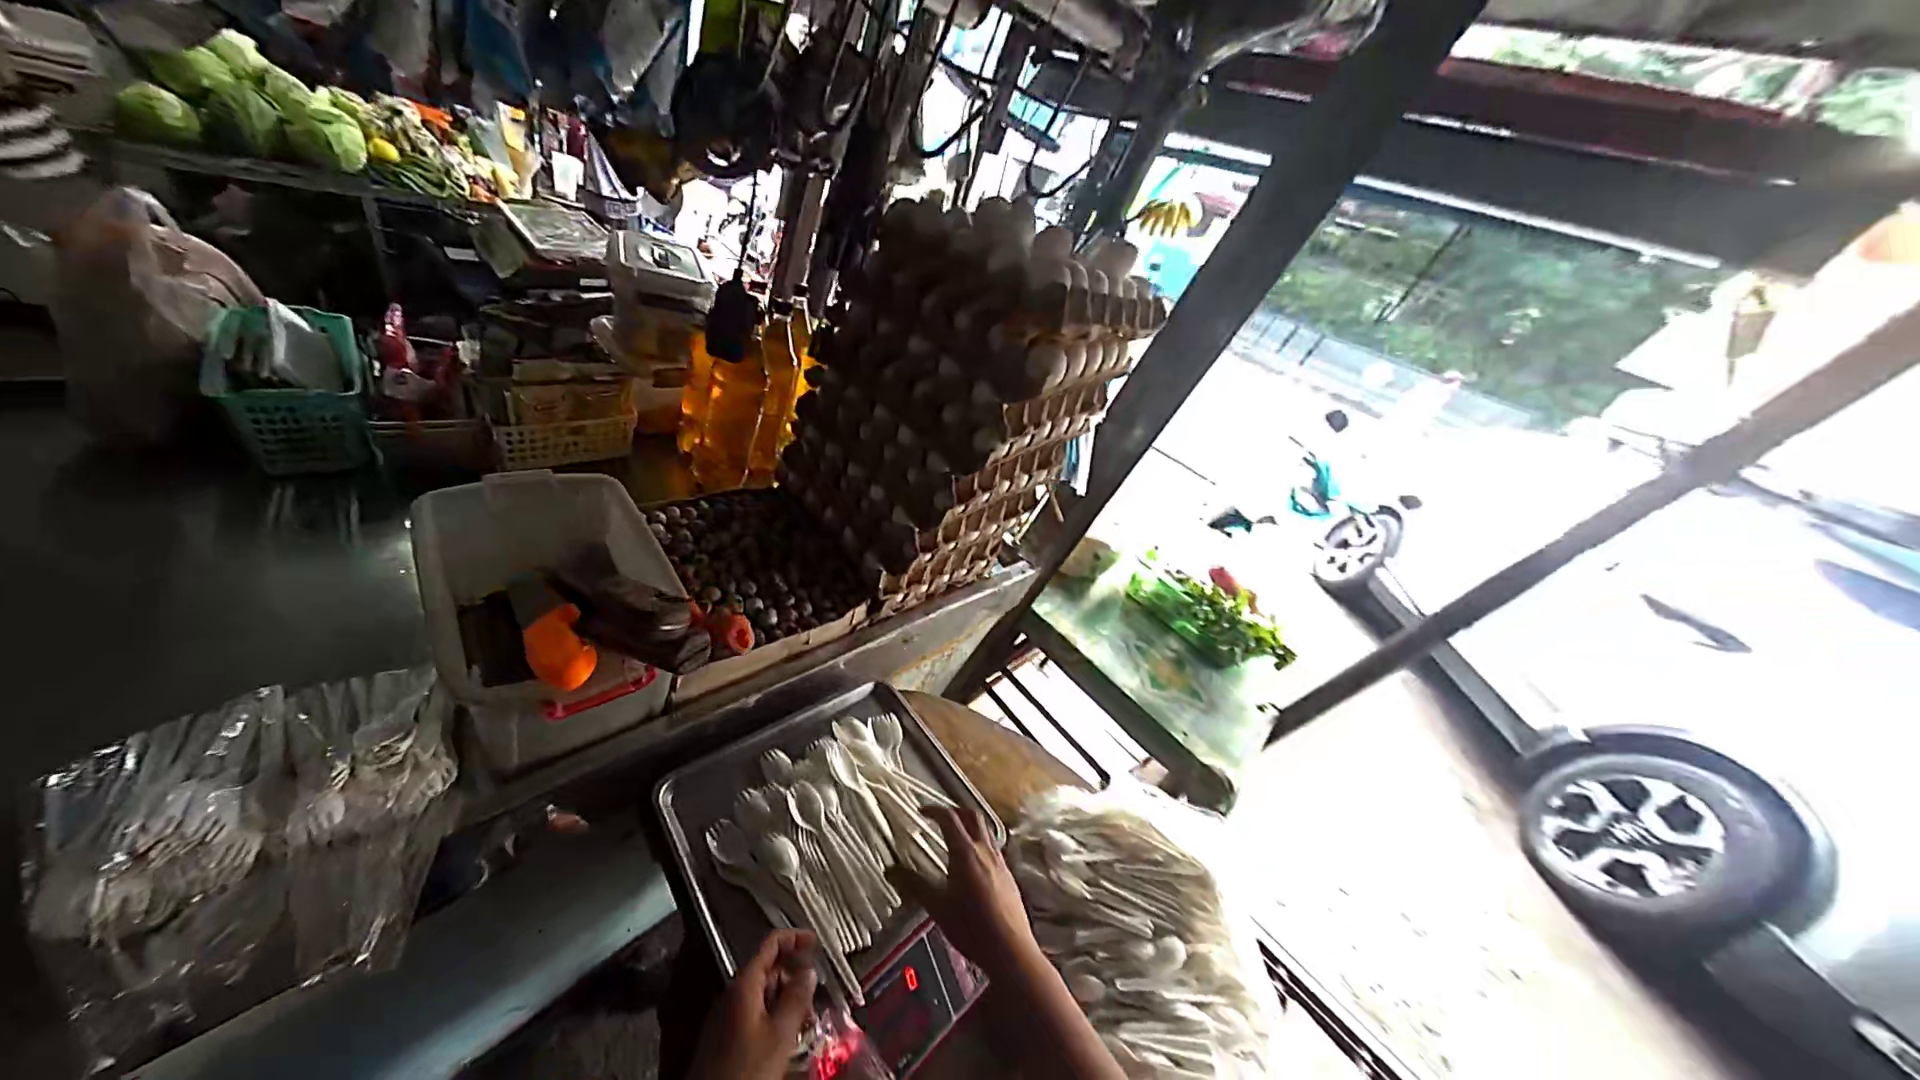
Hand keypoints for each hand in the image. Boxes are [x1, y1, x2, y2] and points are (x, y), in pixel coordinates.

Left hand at [687, 928, 818, 1079]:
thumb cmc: (746, 1070)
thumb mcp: (780, 1034)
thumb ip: (797, 998)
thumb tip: (810, 971)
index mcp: (744, 985)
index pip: (771, 944)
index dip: (795, 937)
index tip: (815, 941)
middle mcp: (732, 993)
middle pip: (767, 968)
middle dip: (794, 974)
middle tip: (815, 988)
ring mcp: (726, 1015)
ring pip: (762, 992)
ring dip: (786, 997)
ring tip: (806, 1016)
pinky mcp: (724, 1035)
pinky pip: (754, 1011)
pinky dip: (774, 1013)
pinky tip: (787, 1032)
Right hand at [894, 806, 1039, 977]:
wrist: (1010, 949)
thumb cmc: (972, 928)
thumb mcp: (937, 907)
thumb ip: (914, 885)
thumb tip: (891, 870)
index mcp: (965, 852)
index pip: (950, 819)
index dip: (935, 810)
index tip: (922, 812)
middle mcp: (985, 851)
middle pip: (972, 816)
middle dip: (955, 811)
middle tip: (940, 817)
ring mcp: (1000, 862)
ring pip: (985, 831)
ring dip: (969, 825)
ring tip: (955, 836)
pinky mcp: (1008, 875)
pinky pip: (993, 847)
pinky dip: (980, 843)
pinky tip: (972, 863)